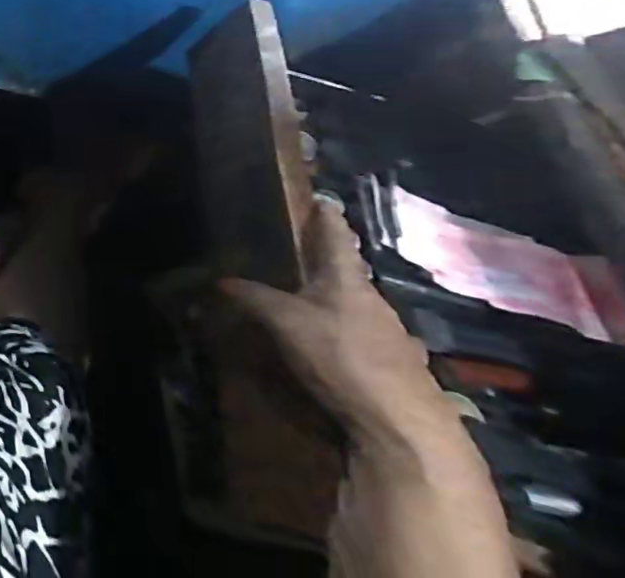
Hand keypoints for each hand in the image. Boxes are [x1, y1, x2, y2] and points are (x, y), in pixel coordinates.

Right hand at [220, 198, 452, 443]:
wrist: (403, 425)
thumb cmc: (344, 357)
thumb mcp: (285, 321)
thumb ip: (253, 296)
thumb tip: (221, 279)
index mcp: (349, 283)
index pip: (337, 240)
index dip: (328, 219)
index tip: (324, 199)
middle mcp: (371, 303)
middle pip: (344, 273)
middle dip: (321, 260)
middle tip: (293, 247)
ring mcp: (384, 336)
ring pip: (348, 304)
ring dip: (324, 296)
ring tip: (294, 292)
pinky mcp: (386, 364)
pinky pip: (351, 332)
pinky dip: (330, 326)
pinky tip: (313, 337)